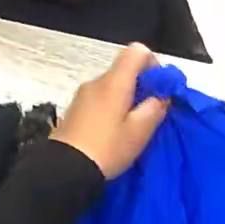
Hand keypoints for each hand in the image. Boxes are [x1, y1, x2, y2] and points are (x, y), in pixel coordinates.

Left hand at [52, 44, 172, 176]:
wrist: (62, 172)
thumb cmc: (106, 149)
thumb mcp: (139, 131)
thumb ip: (155, 108)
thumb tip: (162, 96)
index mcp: (114, 82)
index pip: (136, 51)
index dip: (153, 63)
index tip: (160, 87)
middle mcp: (96, 82)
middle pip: (124, 69)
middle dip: (142, 85)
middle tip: (150, 112)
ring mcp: (82, 95)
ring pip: (112, 85)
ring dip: (127, 98)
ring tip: (132, 126)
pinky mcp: (74, 110)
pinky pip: (99, 98)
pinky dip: (112, 107)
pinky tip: (113, 131)